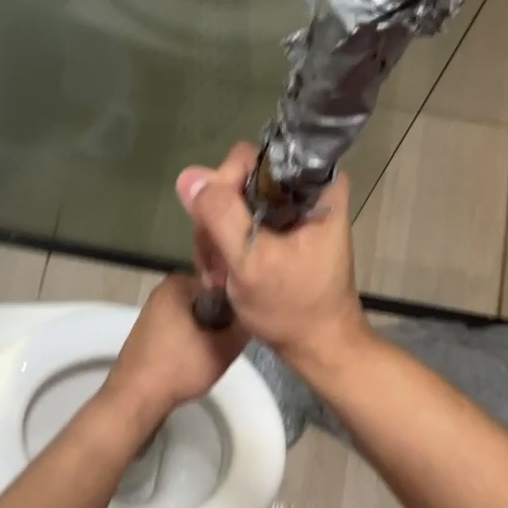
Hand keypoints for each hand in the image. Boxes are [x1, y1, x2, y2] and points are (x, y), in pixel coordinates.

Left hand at [99, 275, 248, 428]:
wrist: (135, 397)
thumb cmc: (179, 368)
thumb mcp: (223, 349)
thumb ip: (244, 327)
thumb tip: (253, 316)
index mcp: (178, 284)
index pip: (223, 283)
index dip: (238, 303)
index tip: (246, 324)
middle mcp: (163, 290)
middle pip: (208, 299)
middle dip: (222, 317)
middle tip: (231, 341)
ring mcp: (153, 310)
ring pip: (195, 314)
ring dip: (208, 329)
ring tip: (216, 350)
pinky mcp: (149, 330)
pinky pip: (181, 326)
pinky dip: (192, 337)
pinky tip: (197, 356)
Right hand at [176, 142, 372, 374]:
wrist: (319, 348)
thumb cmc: (293, 309)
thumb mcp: (251, 262)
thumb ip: (220, 215)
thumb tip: (188, 178)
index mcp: (314, 186)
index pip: (251, 160)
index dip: (224, 189)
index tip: (216, 228)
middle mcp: (305, 190)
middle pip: (237, 183)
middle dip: (217, 223)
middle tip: (218, 265)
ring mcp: (292, 212)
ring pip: (233, 206)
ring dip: (217, 242)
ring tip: (221, 278)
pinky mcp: (282, 232)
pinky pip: (240, 224)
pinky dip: (227, 250)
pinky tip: (225, 277)